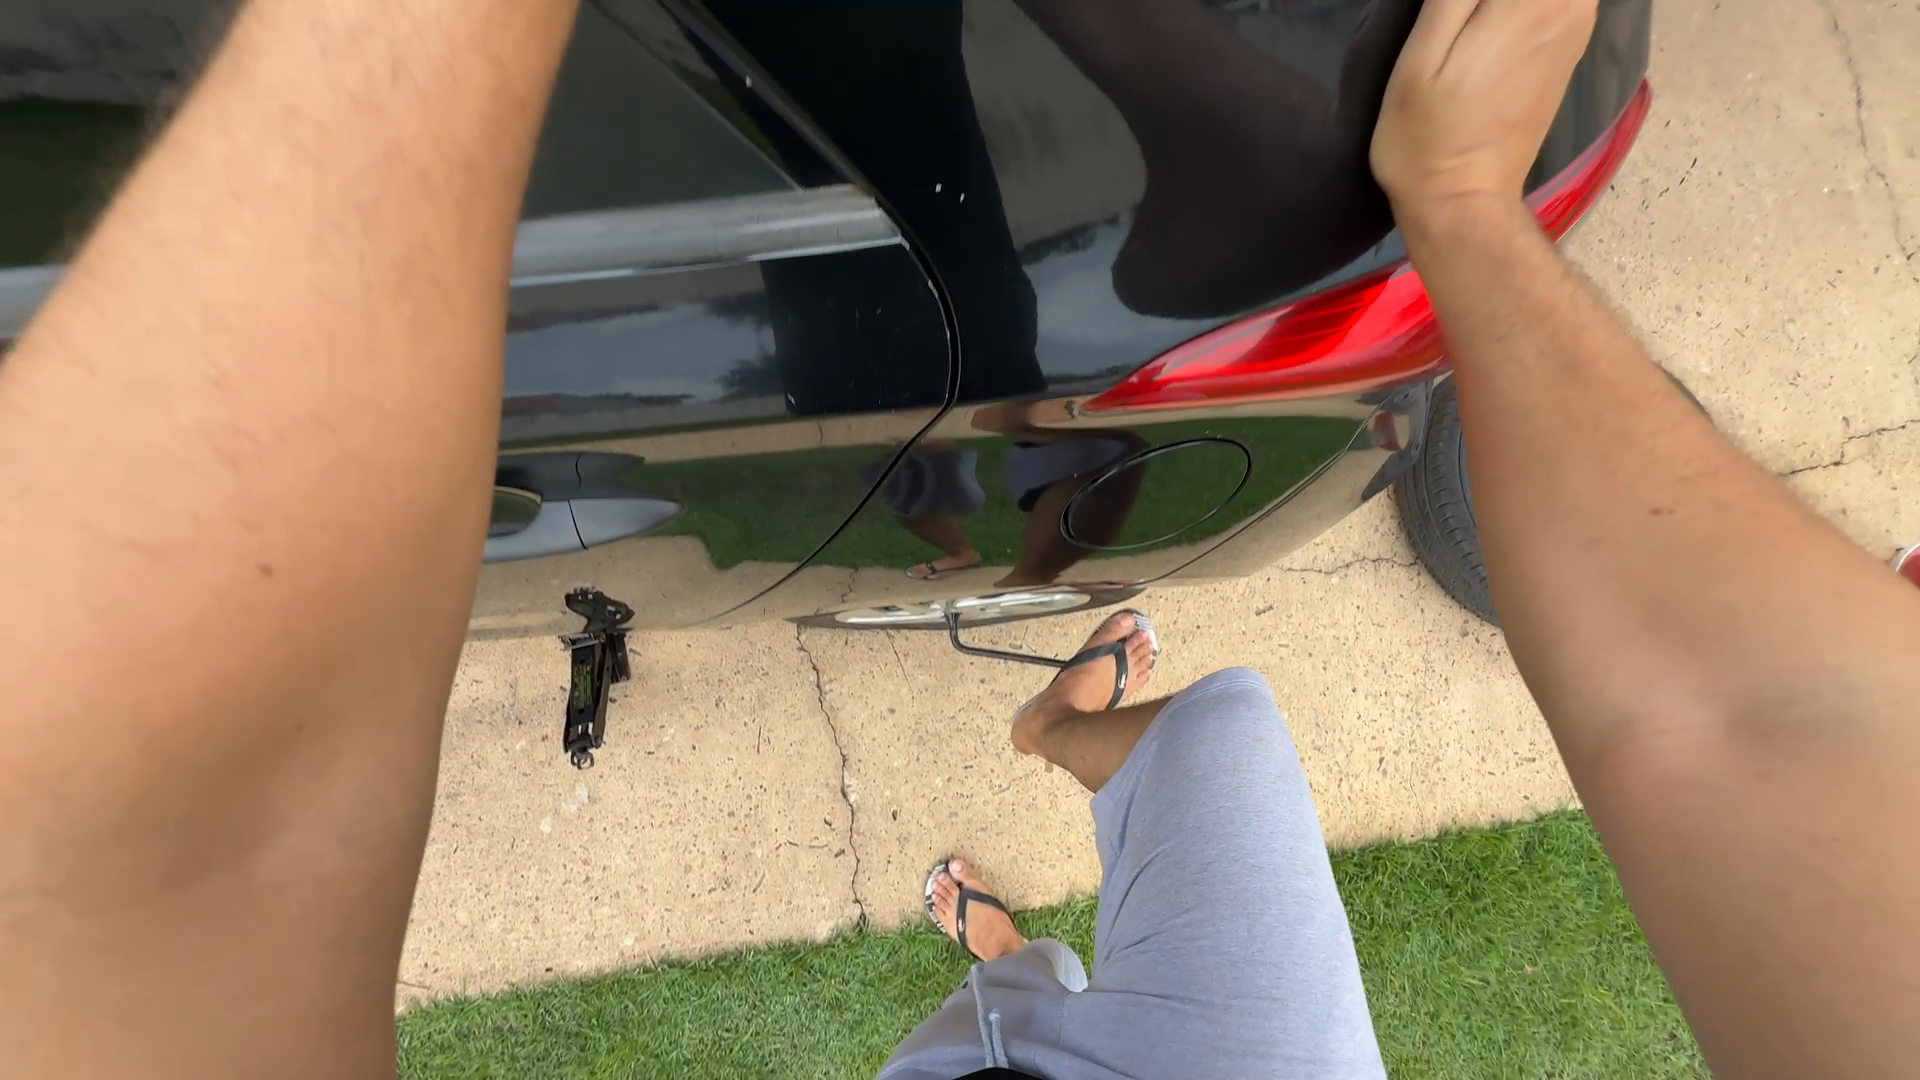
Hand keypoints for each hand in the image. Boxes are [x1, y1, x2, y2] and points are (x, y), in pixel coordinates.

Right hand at [1370, 0, 1597, 227]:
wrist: (1462, 203)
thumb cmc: (1424, 141)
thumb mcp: (1416, 65)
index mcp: (1525, 0)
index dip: (1465, 0)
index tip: (1447, 11)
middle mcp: (1568, 0)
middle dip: (1483, 2)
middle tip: (1453, 18)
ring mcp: (1577, 22)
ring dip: (1502, 6)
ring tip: (1470, 25)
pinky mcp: (1572, 46)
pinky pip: (1562, 0)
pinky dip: (1527, 7)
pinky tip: (1494, 24)